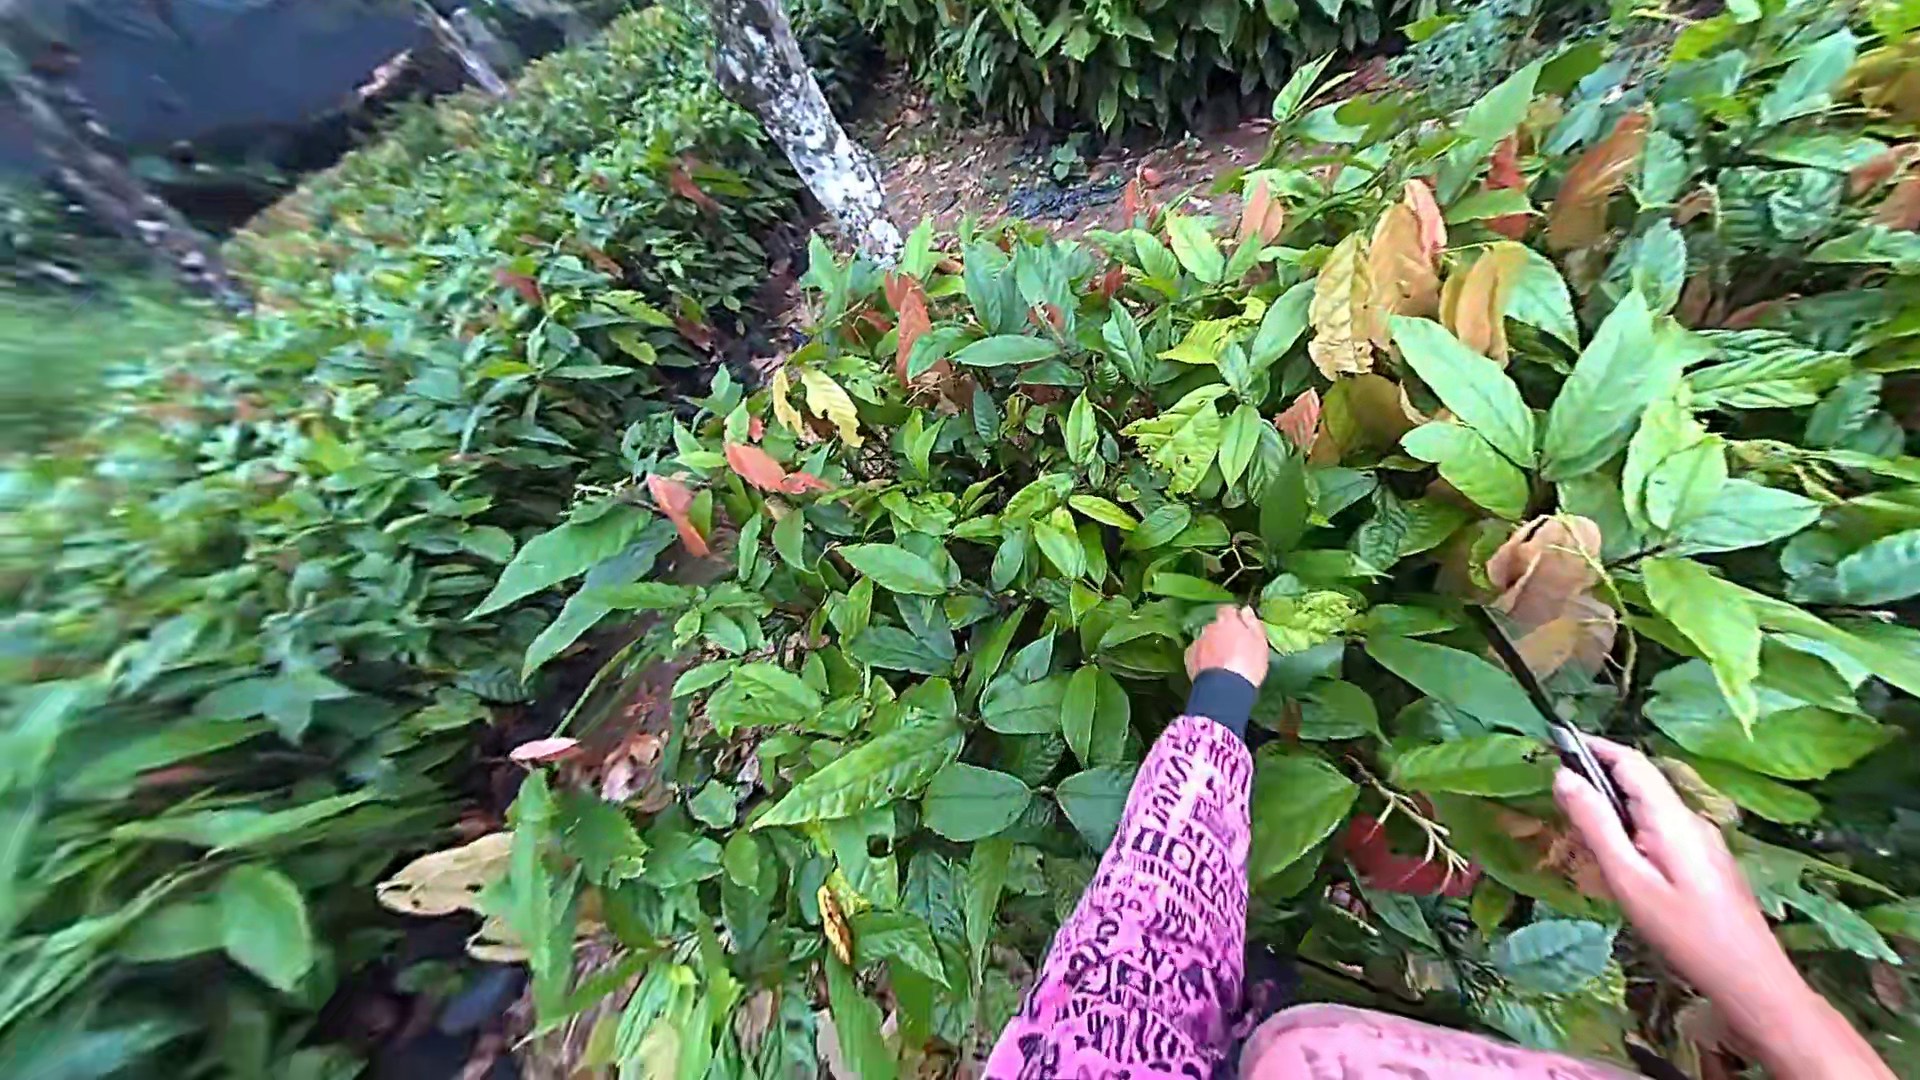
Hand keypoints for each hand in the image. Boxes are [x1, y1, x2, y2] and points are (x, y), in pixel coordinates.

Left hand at [1184, 606, 1267, 688]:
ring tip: (1222, 661)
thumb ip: (1252, 623)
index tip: (1239, 624)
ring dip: (1212, 645)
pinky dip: (1202, 656)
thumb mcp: (1260, 642)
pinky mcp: (1189, 656)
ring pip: (1206, 639)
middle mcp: (1209, 628)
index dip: (1232, 615)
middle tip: (1233, 648)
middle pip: (1216, 626)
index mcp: (1227, 622)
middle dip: (1222, 633)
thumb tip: (1245, 609)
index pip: (1226, 609)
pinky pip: (1197, 652)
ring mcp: (1197, 642)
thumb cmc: (1248, 664)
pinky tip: (1210, 667)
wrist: (1225, 688)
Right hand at [1556, 738, 1893, 1079]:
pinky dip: (1623, 820)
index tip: (1552, 738)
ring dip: (1607, 800)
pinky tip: (1610, 848)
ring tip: (1574, 821)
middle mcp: (1691, 821)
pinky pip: (1654, 823)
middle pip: (1637, 780)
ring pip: (1644, 803)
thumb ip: (1593, 821)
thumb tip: (1561, 774)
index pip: (1631, 762)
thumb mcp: (1626, 875)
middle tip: (1552, 787)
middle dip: (1593, 773)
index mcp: (1672, 819)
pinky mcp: (1702, 857)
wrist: (1754, 984)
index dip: (1591, 744)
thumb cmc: (1682, 929)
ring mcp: (1701, 840)